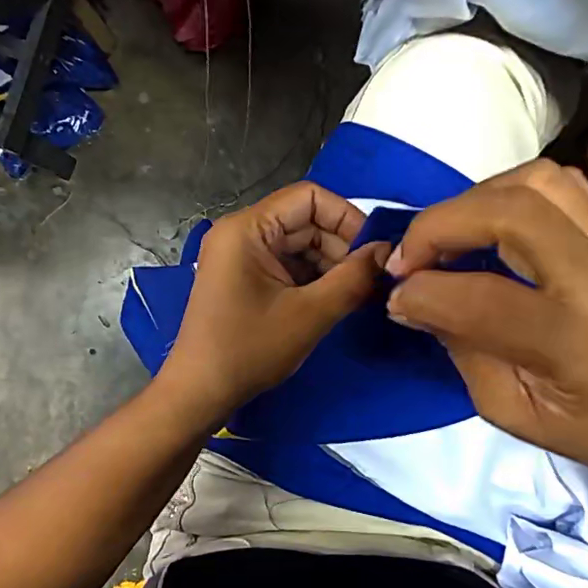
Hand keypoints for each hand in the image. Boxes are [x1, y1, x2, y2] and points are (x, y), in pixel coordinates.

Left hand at [158, 182, 390, 415]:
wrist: (199, 391)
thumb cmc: (249, 349)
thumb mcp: (309, 314)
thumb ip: (353, 278)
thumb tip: (388, 252)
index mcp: (247, 228)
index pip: (308, 197)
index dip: (347, 217)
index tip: (375, 250)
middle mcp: (240, 231)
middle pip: (305, 219)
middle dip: (342, 245)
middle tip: (373, 278)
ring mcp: (240, 254)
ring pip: (299, 243)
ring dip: (331, 263)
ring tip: (360, 292)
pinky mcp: (243, 275)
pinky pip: (286, 262)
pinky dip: (313, 277)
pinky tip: (336, 298)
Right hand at [385, 159, 587, 478]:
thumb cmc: (581, 424)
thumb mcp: (505, 408)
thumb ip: (458, 346)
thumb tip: (407, 296)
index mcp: (585, 349)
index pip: (488, 300)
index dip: (423, 292)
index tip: (394, 297)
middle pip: (516, 213)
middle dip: (440, 225)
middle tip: (408, 257)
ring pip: (537, 181)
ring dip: (472, 201)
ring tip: (446, 238)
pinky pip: (555, 181)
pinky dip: (503, 192)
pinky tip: (482, 225)